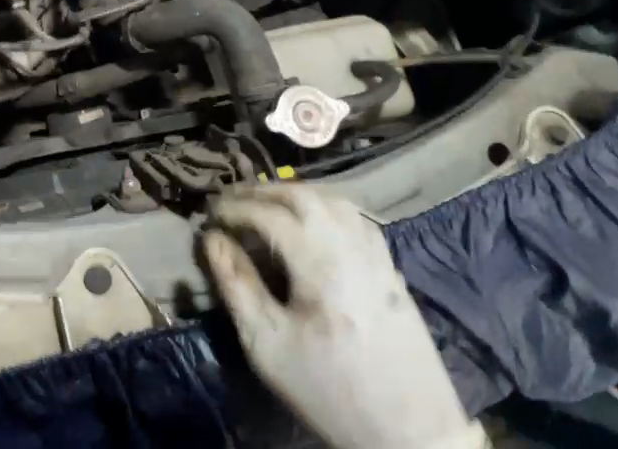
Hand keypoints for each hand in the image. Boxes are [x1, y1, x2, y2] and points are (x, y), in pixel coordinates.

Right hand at [202, 186, 486, 448]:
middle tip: (230, 202)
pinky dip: (325, 208)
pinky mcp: (392, 272)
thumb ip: (236, 284)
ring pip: (333, 202)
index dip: (233, 208)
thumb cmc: (327, 389)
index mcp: (321, 266)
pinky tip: (310, 224)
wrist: (408, 434)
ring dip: (294, 195)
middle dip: (260, 192)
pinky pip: (356, 220)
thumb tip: (212, 239)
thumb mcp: (267, 344)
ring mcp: (378, 258)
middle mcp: (353, 250)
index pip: (268, 214)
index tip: (208, 217)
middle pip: (303, 197)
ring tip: (265, 206)